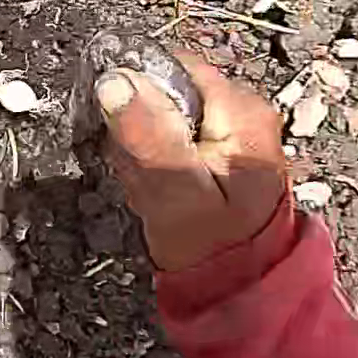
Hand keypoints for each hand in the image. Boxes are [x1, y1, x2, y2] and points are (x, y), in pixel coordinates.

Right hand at [95, 57, 286, 271]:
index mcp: (242, 111)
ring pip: (166, 114)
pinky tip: (161, 188)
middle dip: (141, 128)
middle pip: (169, 91)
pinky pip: (174, 136)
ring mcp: (233, 129)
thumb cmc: (213, 247)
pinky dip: (158, 159)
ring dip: (146, 147)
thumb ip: (148, 137)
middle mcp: (243, 110)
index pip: (173, 68)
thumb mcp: (176, 193)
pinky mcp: (221, 147)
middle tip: (142, 171)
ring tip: (152, 185)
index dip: (138, 92)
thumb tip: (114, 81)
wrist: (240, 289)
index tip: (122, 129)